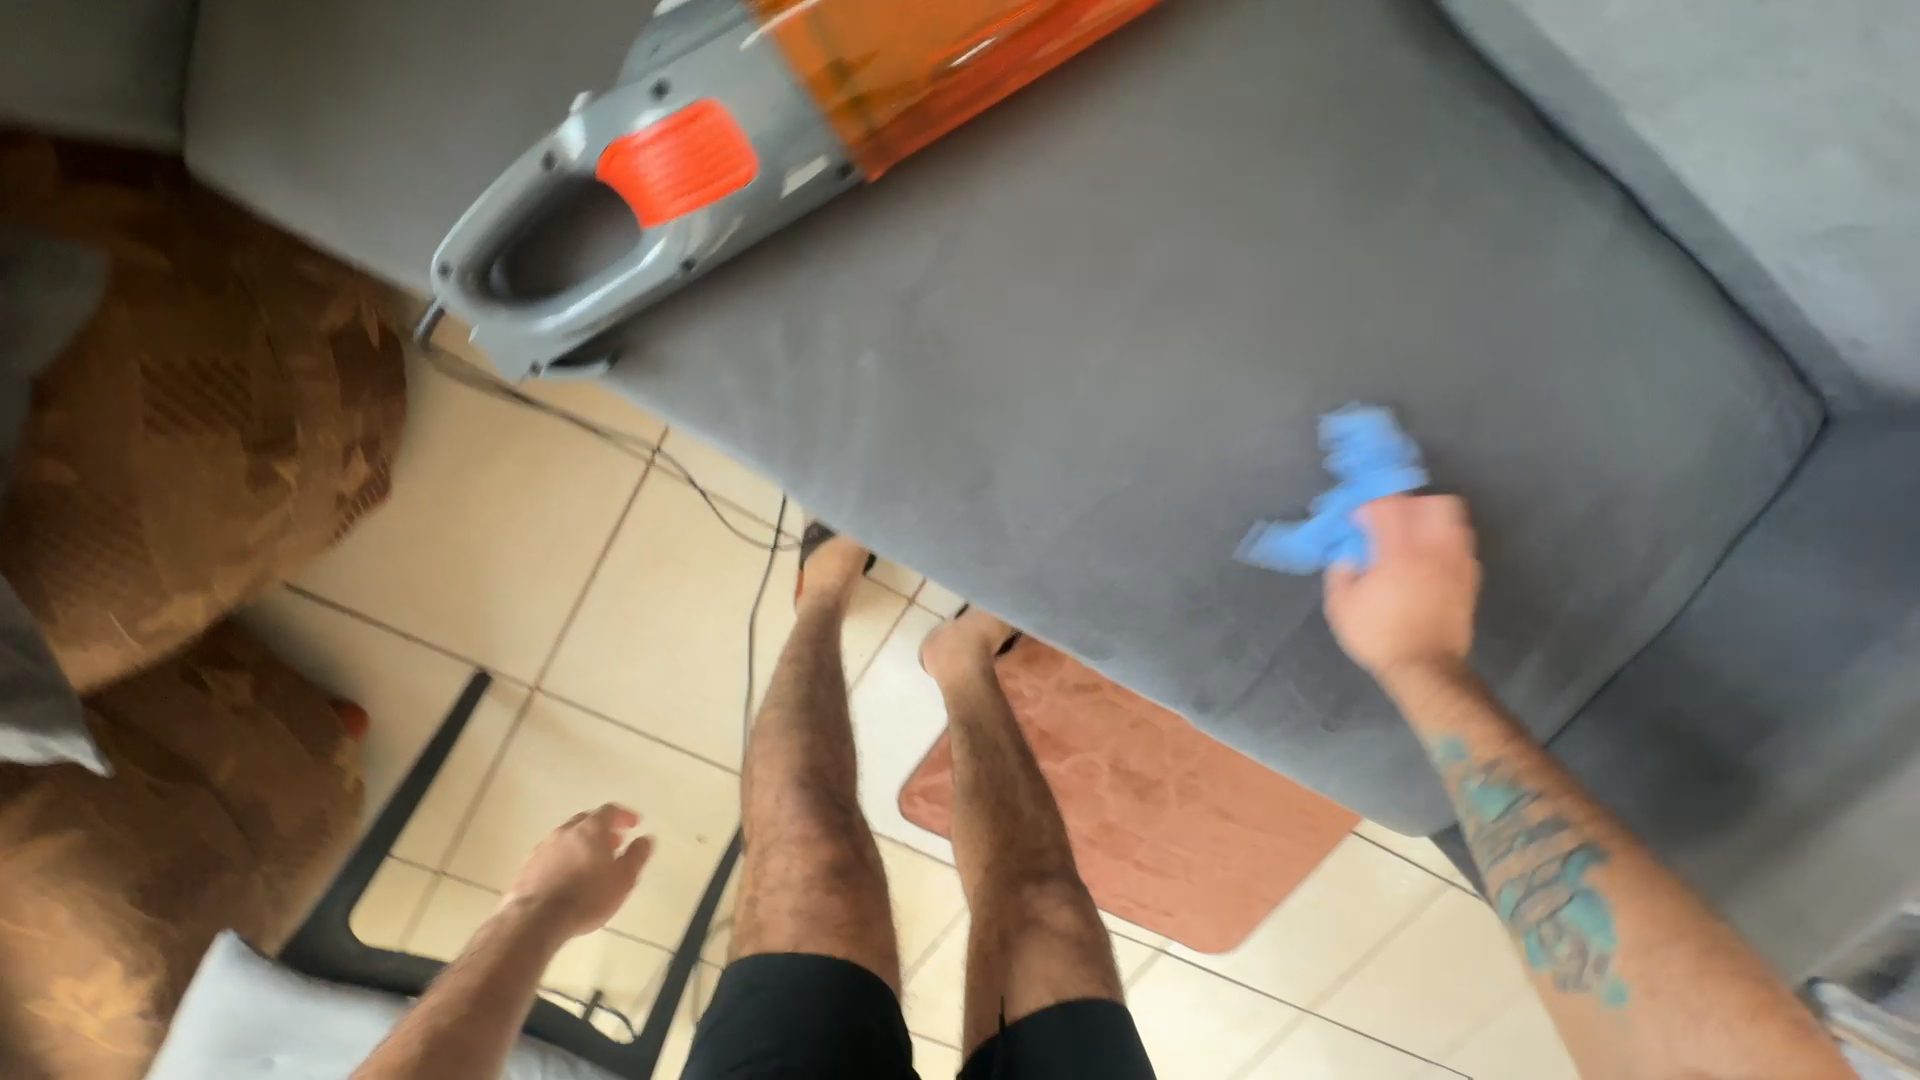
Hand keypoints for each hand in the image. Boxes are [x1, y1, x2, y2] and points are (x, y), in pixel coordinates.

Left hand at [501, 804, 652, 940]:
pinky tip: (566, 877)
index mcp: (591, 829)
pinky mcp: (526, 868)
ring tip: (590, 863)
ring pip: (566, 838)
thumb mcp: (624, 879)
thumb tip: (646, 839)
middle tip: (613, 843)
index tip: (634, 825)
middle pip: (586, 820)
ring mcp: (542, 848)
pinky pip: (550, 855)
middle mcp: (565, 832)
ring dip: (580, 844)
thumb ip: (637, 855)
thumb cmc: (587, 897)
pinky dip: (562, 858)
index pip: (610, 810)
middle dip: (602, 829)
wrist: (535, 921)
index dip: (624, 815)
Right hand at [1323, 494, 1480, 680]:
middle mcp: (1432, 550)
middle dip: (1407, 505)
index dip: (1369, 506)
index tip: (1357, 521)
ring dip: (1429, 520)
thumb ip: (1341, 571)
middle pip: (1431, 503)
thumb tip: (1349, 556)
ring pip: (1453, 520)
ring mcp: (1456, 563)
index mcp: (1398, 553)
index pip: (1389, 506)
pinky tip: (1427, 559)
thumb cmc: (1378, 635)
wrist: (1424, 667)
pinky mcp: (1469, 579)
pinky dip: (1443, 542)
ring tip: (1411, 537)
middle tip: (1389, 522)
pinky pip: (1461, 545)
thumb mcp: (1341, 605)